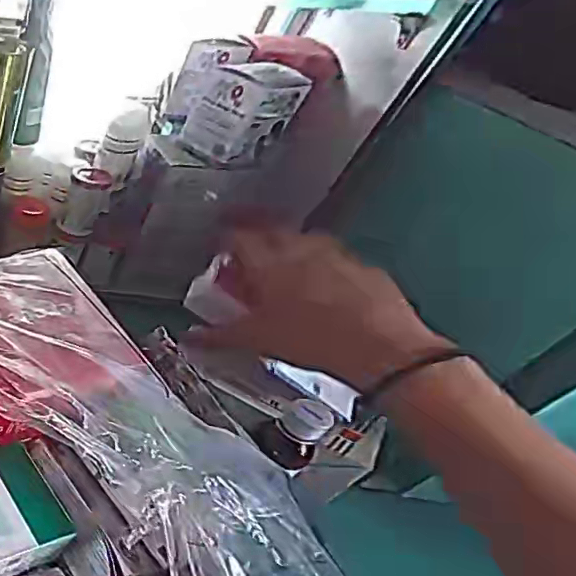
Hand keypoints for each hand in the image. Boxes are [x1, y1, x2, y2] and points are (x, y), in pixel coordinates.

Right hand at [191, 226, 449, 390]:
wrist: (382, 349)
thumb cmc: (313, 340)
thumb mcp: (257, 341)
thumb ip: (219, 335)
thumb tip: (192, 338)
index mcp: (267, 261)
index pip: (235, 236)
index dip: (221, 237)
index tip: (215, 244)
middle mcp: (299, 248)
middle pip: (268, 227)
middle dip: (251, 231)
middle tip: (242, 244)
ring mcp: (334, 253)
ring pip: (301, 238)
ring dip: (285, 245)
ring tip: (278, 264)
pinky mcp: (361, 266)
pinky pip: (331, 256)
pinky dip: (317, 263)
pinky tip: (317, 285)